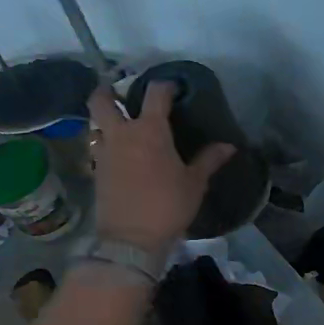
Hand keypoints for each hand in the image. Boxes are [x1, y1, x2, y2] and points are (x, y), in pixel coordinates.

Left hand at [87, 81, 235, 253]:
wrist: (131, 239)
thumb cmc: (168, 205)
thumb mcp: (195, 183)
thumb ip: (209, 160)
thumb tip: (229, 146)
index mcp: (150, 130)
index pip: (156, 93)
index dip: (165, 85)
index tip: (173, 88)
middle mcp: (122, 134)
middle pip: (102, 101)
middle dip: (108, 91)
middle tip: (119, 92)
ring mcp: (104, 152)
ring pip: (94, 124)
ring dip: (103, 119)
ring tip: (118, 124)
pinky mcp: (95, 171)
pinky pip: (96, 147)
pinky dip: (104, 143)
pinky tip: (118, 152)